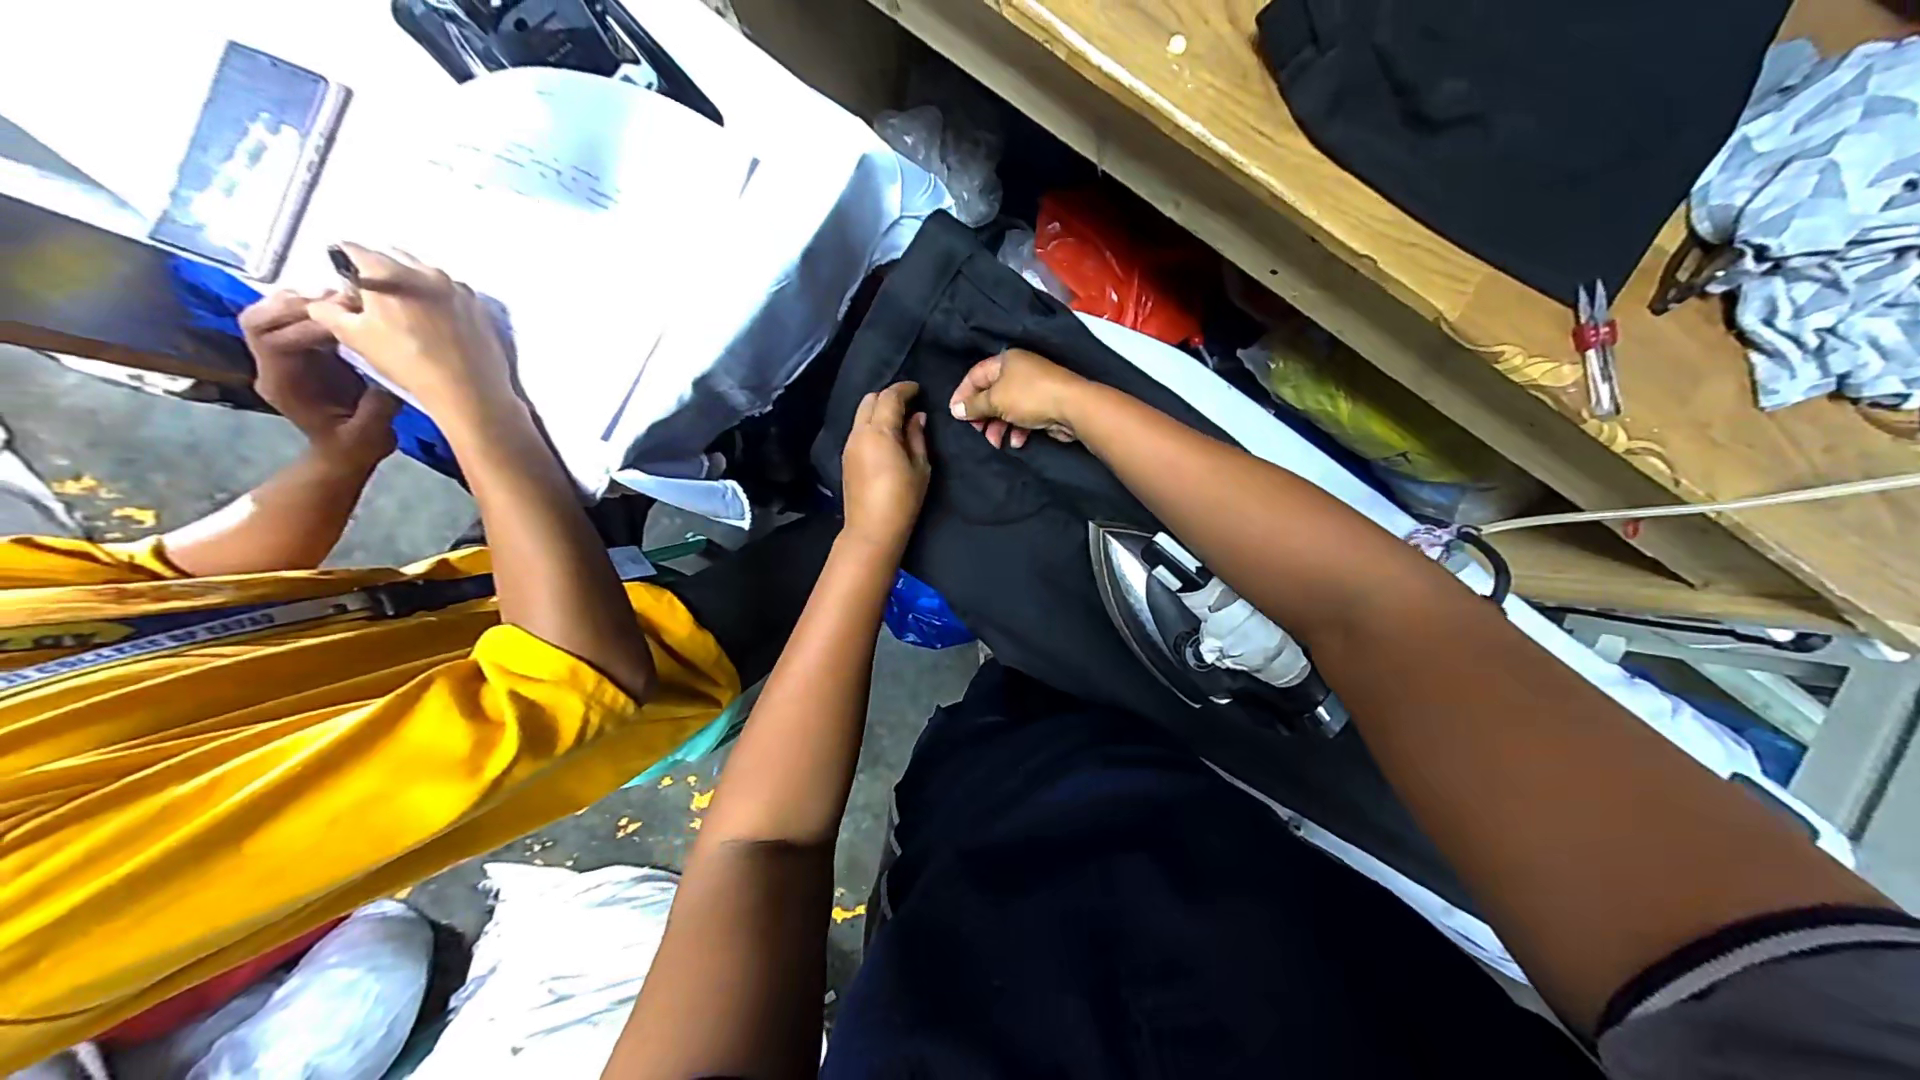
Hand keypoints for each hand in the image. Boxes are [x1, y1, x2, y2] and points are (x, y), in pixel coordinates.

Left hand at [241, 290, 397, 471]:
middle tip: (344, 303)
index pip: (273, 341)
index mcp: (282, 385)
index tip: (348, 326)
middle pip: (259, 319)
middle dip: (297, 306)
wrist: (345, 452)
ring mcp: (285, 356)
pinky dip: (313, 306)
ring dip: (304, 301)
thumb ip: (377, 407)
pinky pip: (293, 317)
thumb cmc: (355, 447)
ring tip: (345, 300)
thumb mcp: (370, 435)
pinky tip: (343, 308)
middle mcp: (273, 365)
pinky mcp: (303, 350)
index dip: (306, 328)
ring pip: (270, 312)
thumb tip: (391, 374)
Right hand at [305, 244, 516, 422]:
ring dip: (414, 286)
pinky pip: (453, 293)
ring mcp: (458, 288)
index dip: (344, 265)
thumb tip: (323, 303)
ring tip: (411, 316)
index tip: (348, 286)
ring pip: (426, 275)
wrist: (468, 388)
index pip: (354, 251)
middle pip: (393, 259)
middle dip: (381, 274)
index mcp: (389, 271)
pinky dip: (442, 300)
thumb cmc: (407, 361)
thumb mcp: (354, 336)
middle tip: (379, 303)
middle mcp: (426, 271)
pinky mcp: (481, 306)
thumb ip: (329, 312)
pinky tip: (440, 324)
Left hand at [841, 381, 930, 551]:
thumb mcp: (920, 467)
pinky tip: (885, 435)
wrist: (872, 529)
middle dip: (888, 395)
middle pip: (870, 399)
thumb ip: (917, 436)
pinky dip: (871, 423)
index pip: (890, 397)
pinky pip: (858, 429)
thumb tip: (916, 417)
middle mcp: (859, 432)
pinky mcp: (846, 457)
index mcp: (879, 431)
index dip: (905, 388)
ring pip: (861, 413)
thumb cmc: (903, 499)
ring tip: (898, 419)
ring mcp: (849, 444)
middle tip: (908, 402)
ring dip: (878, 409)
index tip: (918, 389)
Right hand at [947, 348, 1091, 448]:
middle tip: (977, 431)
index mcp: (1006, 361)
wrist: (1072, 407)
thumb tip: (955, 409)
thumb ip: (974, 405)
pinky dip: (1017, 430)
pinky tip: (1016, 442)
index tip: (955, 414)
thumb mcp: (995, 400)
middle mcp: (1019, 371)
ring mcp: (1032, 389)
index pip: (975, 375)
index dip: (962, 394)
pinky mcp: (1043, 406)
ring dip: (998, 427)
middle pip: (991, 394)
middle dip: (982, 415)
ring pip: (1006, 409)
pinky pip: (1022, 418)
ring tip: (995, 442)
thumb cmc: (1029, 397)